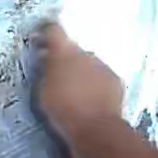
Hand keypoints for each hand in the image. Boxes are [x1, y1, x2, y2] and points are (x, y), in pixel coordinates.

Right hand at [36, 22, 126, 150]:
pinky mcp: (116, 80)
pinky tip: (92, 99)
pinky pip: (102, 77)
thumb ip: (45, 70)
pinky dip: (96, 84)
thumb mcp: (43, 90)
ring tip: (76, 93)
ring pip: (89, 64)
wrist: (96, 128)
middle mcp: (86, 53)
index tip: (41, 39)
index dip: (47, 32)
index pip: (54, 30)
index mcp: (64, 52)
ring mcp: (103, 65)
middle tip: (58, 77)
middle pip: (73, 50)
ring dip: (82, 72)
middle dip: (66, 60)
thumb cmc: (62, 109)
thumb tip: (46, 56)